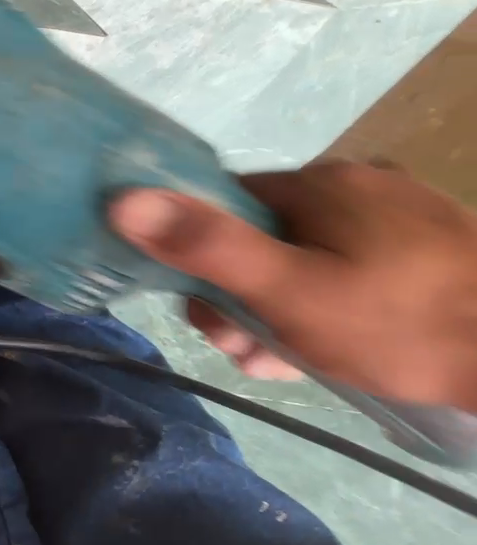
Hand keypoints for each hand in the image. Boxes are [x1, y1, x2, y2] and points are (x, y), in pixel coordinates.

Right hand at [110, 162, 476, 410]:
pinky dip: (317, 309)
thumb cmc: (401, 324)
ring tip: (284, 359)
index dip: (194, 263)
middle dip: (234, 301)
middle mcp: (359, 186)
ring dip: (270, 314)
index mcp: (322, 184)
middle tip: (247, 348)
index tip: (208, 314)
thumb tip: (121, 200)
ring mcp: (396, 217)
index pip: (218, 208)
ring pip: (295, 263)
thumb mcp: (285, 291)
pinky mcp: (423, 250)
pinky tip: (322, 347)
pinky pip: (340, 272)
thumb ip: (204, 246)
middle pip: (254, 241)